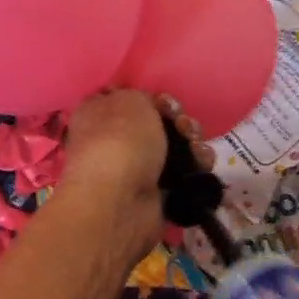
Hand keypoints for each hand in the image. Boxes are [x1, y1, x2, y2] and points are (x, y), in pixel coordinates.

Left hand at [53, 90, 214, 261]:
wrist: (120, 202)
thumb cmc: (120, 140)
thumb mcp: (131, 99)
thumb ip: (142, 98)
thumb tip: (145, 108)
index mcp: (97, 114)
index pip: (127, 98)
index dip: (149, 97)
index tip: (162, 101)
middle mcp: (114, 141)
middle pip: (156, 122)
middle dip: (177, 119)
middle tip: (181, 124)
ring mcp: (135, 169)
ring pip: (174, 147)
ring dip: (191, 142)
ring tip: (195, 147)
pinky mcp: (157, 194)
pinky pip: (183, 174)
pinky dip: (196, 167)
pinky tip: (201, 164)